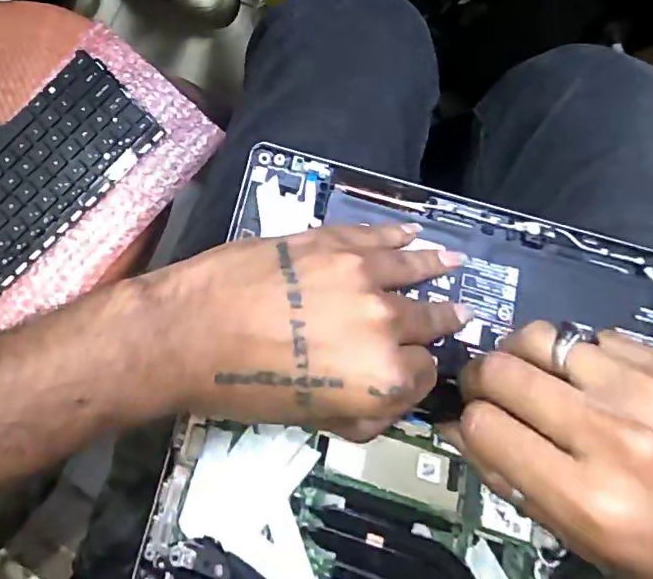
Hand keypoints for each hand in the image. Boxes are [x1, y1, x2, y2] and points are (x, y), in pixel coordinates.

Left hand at [144, 222, 468, 440]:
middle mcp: (385, 322)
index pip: (422, 374)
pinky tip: (411, 233)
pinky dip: (399, 235)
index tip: (414, 367)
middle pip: (426, 320)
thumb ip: (361, 412)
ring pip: (412, 269)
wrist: (194, 329)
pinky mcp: (334, 241)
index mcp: (382, 376)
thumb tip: (385, 399)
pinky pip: (378, 236)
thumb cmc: (246, 387)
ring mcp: (361, 273)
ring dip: (435, 265)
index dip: (418, 374)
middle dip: (442, 320)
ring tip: (453, 260)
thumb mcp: (310, 420)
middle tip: (458, 312)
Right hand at [446, 321, 652, 578]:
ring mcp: (645, 390)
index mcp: (591, 500)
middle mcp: (611, 434)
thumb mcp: (597, 551)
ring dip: (526, 356)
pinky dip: (582, 356)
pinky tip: (597, 382)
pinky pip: (595, 336)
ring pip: (541, 336)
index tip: (472, 422)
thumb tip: (466, 432)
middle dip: (482, 378)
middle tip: (491, 391)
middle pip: (502, 370)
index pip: (485, 426)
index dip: (467, 422)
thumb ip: (523, 486)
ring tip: (539, 377)